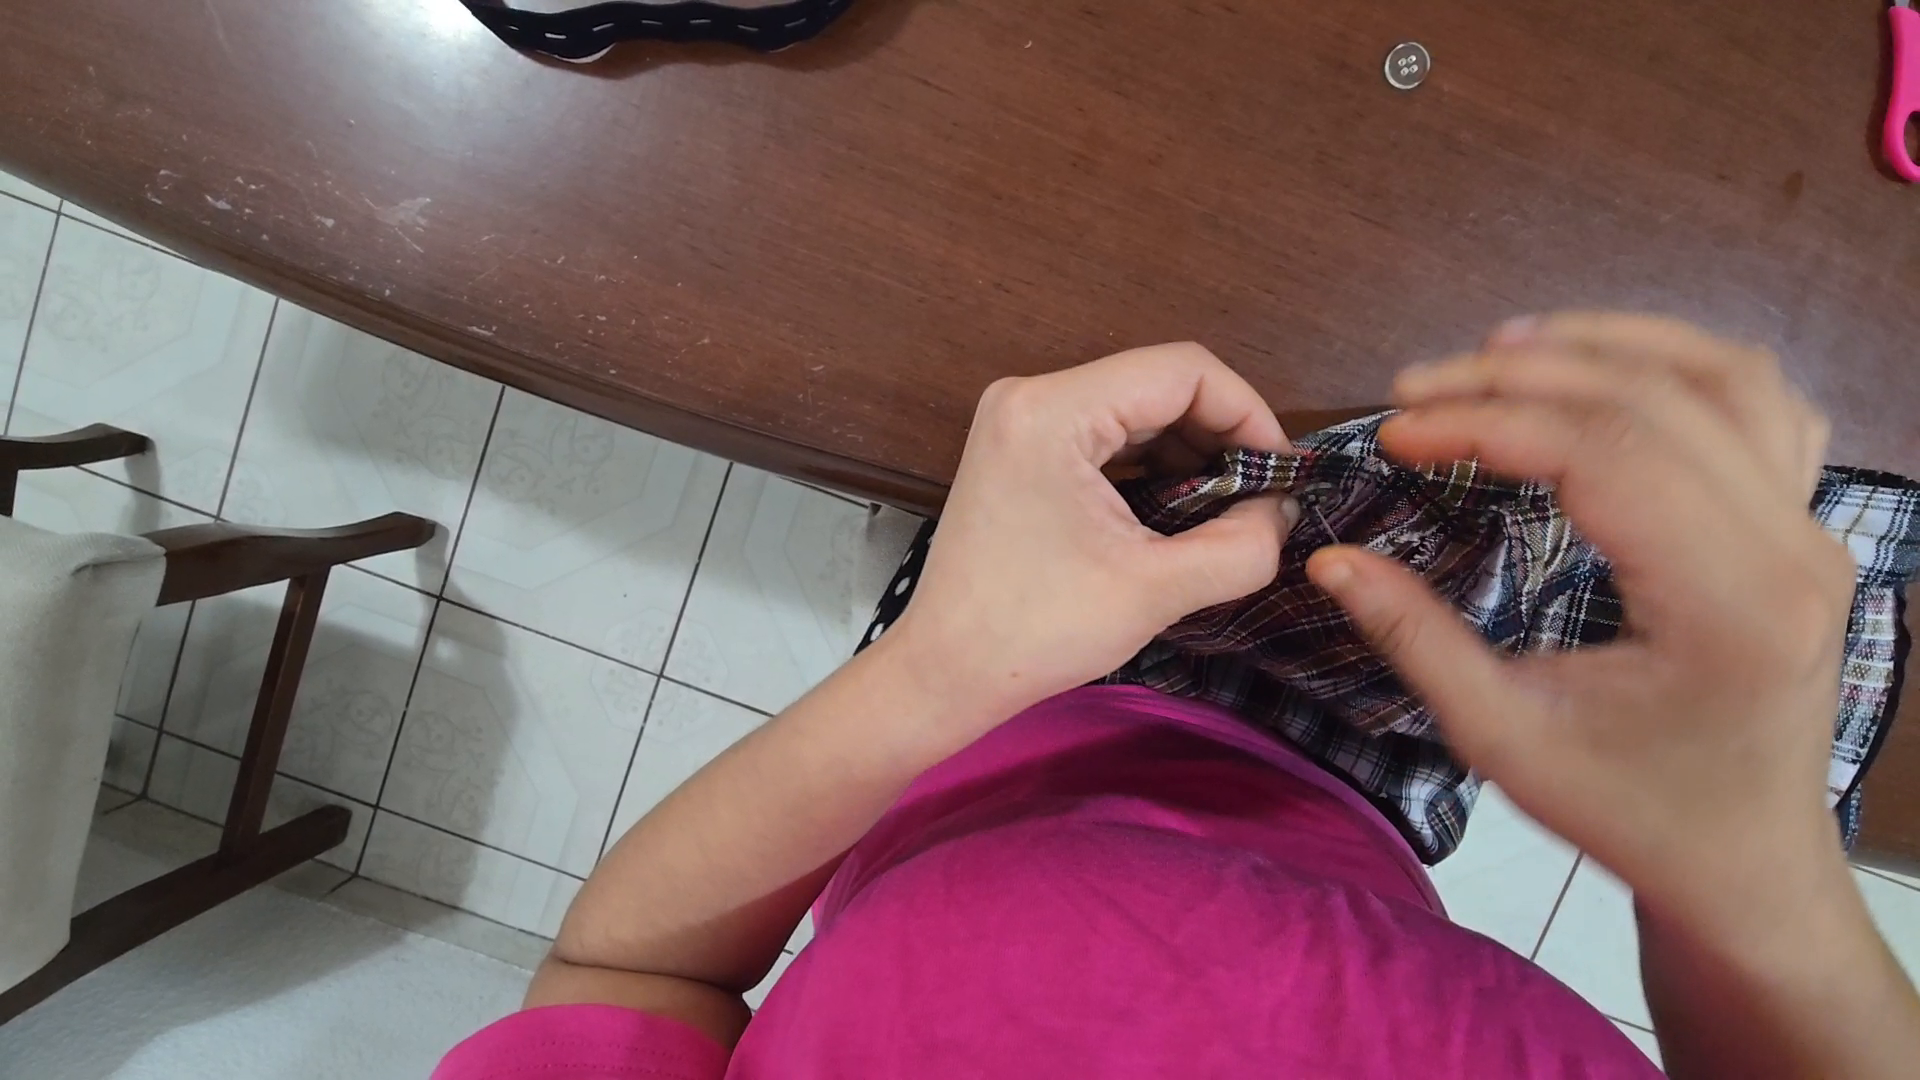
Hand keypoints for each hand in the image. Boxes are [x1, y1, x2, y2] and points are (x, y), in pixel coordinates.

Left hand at [889, 342, 1296, 723]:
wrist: (946, 669)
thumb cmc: (1038, 631)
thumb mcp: (1156, 588)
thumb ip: (1243, 544)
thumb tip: (1282, 510)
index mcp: (1054, 410)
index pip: (1182, 371)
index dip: (1248, 413)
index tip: (1281, 475)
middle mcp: (1028, 396)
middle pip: (1155, 385)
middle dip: (1219, 437)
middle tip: (1258, 497)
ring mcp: (1017, 422)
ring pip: (1130, 410)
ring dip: (1186, 452)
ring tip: (1224, 507)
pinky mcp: (1016, 451)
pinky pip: (1100, 436)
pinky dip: (1146, 464)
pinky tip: (1175, 505)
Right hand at [1304, 313, 1855, 937]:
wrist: (1743, 860)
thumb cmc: (1621, 806)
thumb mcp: (1496, 733)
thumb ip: (1412, 637)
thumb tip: (1328, 560)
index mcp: (1722, 600)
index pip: (1602, 454)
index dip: (1483, 424)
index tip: (1394, 434)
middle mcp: (1788, 545)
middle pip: (1656, 398)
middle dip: (1517, 376)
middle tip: (1414, 386)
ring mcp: (1809, 528)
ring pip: (1724, 378)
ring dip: (1601, 346)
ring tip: (1495, 348)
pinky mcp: (1796, 526)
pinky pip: (1753, 405)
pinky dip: (1668, 364)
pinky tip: (1594, 369)